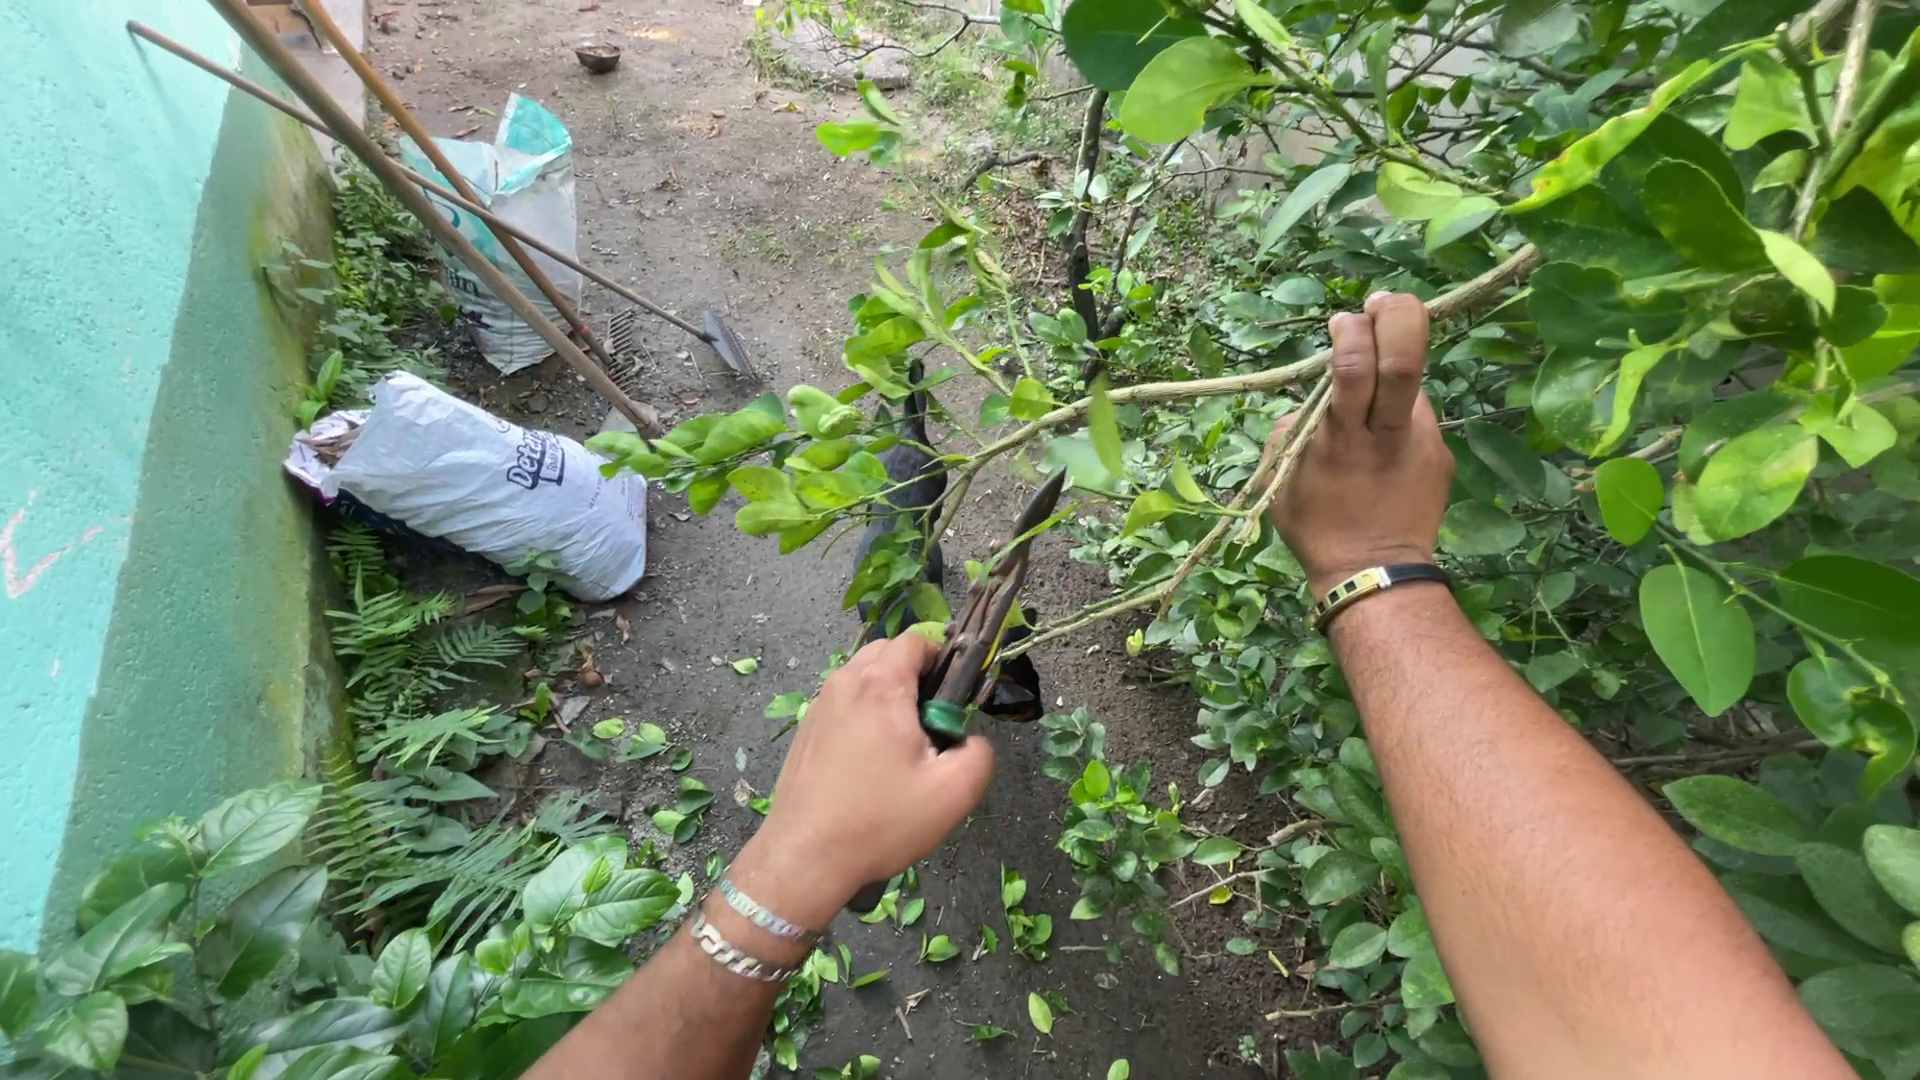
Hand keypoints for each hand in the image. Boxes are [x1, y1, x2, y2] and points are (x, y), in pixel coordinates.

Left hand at [728, 633, 993, 930]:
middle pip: (887, 651)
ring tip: (899, 744)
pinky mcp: (805, 729)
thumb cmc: (879, 821)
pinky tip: (868, 761)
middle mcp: (845, 683)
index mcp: (881, 686)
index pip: (916, 640)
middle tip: (929, 722)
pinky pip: (843, 700)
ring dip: (886, 693)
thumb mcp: (952, 793)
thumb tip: (970, 738)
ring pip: (862, 675)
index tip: (951, 698)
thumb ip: (979, 753)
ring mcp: (820, 705)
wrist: (804, 858)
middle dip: (914, 674)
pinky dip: (862, 712)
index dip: (941, 659)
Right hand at [1266, 292, 1453, 596]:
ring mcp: (1422, 442)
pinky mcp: (1441, 454)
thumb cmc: (1314, 526)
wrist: (1372, 572)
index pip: (1351, 368)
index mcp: (1339, 439)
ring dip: (1397, 360)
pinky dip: (1398, 411)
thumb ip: (1291, 432)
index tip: (1343, 320)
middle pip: (1404, 360)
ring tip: (1381, 359)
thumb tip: (1308, 406)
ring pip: (1414, 383)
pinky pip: (1416, 417)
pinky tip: (1383, 436)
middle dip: (1396, 317)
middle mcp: (1386, 433)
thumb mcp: (1282, 479)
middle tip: (1381, 302)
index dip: (1351, 333)